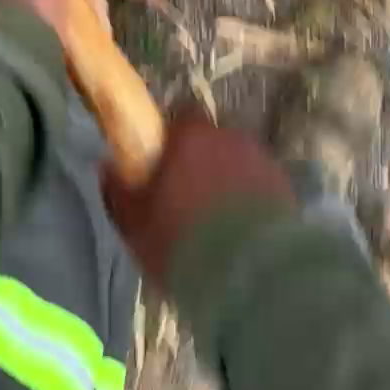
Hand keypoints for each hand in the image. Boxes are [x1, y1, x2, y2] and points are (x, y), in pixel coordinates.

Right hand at [100, 104, 294, 287]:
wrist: (251, 274)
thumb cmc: (183, 245)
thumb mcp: (137, 227)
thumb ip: (120, 192)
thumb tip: (107, 165)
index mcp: (188, 138)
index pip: (180, 116)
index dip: (172, 137)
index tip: (164, 162)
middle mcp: (226, 136)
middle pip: (210, 138)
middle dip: (201, 158)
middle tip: (189, 193)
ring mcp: (259, 157)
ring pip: (235, 158)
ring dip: (226, 175)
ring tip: (218, 216)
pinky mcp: (282, 182)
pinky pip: (258, 180)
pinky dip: (249, 194)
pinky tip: (241, 226)